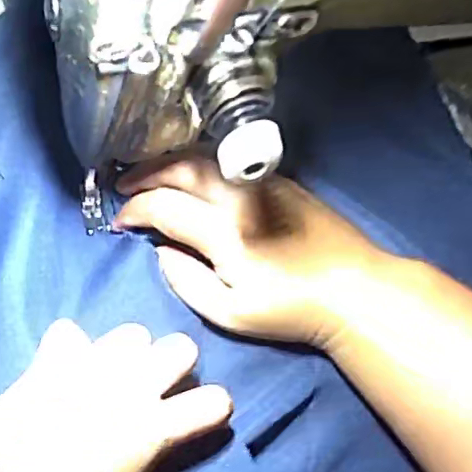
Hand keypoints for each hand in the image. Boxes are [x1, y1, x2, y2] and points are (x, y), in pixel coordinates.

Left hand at [0, 320, 232, 471]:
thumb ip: (151, 454)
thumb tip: (163, 433)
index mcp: (154, 427)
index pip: (215, 401)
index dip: (212, 409)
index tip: (198, 418)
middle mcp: (131, 385)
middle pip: (182, 346)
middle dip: (174, 366)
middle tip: (153, 390)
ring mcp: (91, 364)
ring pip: (133, 332)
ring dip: (128, 353)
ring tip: (107, 376)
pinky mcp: (53, 356)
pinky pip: (71, 332)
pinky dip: (70, 349)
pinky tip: (62, 370)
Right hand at [115, 156, 405, 349]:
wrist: (352, 290)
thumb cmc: (289, 310)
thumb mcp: (230, 313)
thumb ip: (188, 282)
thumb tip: (162, 253)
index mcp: (224, 232)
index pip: (164, 207)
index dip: (135, 211)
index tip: (119, 222)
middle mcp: (239, 196)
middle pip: (182, 170)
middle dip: (145, 175)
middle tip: (123, 187)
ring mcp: (262, 184)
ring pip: (205, 158)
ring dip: (170, 163)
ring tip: (149, 176)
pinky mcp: (280, 182)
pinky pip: (228, 162)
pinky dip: (199, 164)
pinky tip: (190, 176)